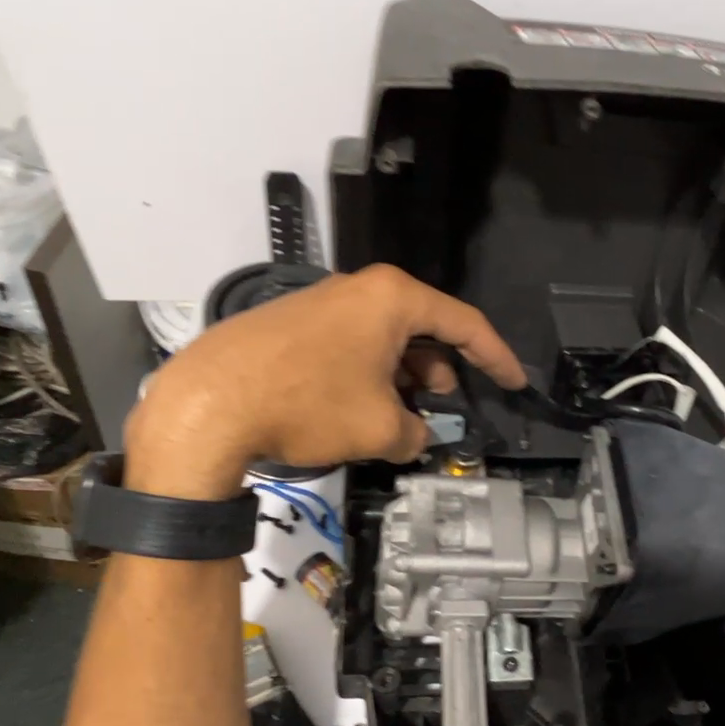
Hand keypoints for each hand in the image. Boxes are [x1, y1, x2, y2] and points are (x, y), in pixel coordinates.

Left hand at [123, 264, 525, 499]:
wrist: (209, 404)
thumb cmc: (309, 405)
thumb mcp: (380, 430)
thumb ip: (416, 434)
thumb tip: (414, 436)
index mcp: (393, 298)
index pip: (465, 324)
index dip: (496, 357)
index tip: (515, 382)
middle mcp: (360, 288)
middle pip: (423, 328)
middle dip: (440, 371)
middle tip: (443, 407)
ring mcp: (322, 302)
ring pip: (383, 339)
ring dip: (402, 378)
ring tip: (400, 418)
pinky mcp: (292, 324)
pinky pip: (350, 345)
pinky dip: (368, 375)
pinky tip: (359, 410)